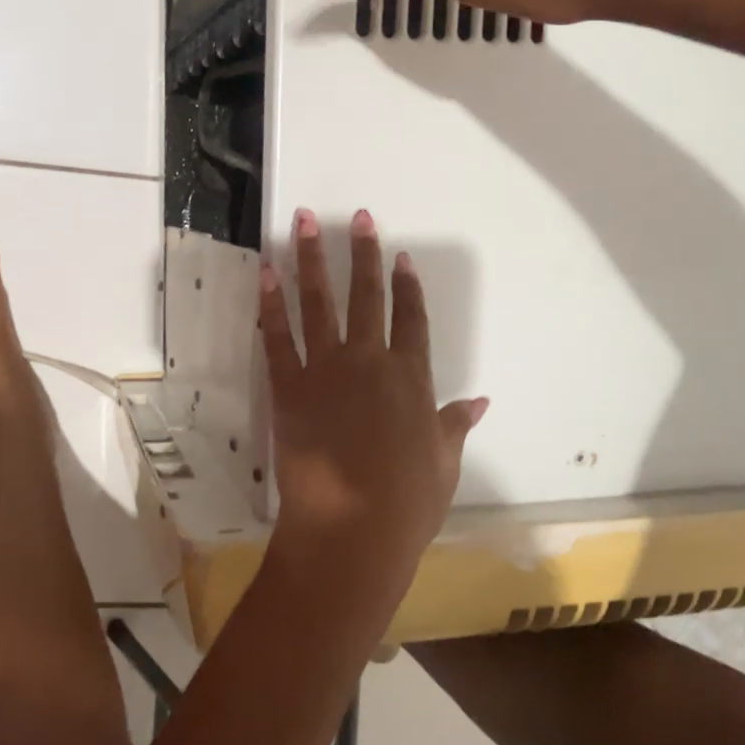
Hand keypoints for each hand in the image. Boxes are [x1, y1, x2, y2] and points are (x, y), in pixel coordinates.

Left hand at [258, 207, 488, 581]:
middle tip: (357, 216)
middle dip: (362, 254)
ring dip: (311, 260)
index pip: (412, 319)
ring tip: (302, 223)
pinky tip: (265, 273)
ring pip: (319, 303)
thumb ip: (454, 424)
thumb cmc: (406, 504)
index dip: (407, 286)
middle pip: (367, 297)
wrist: (352, 528)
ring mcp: (326, 370)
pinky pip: (276, 336)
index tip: (399, 257)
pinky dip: (269, 303)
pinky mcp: (287, 386)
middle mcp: (370, 362)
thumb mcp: (443, 463)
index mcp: (412, 379)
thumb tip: (479, 401)